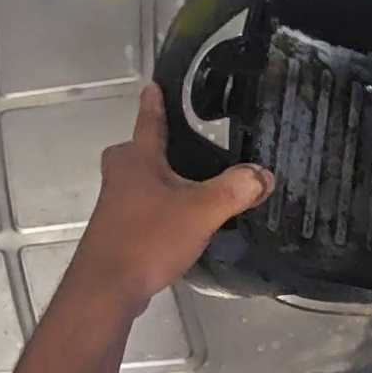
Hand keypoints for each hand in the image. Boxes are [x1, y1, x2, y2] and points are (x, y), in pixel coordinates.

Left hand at [64, 83, 271, 313]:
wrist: (107, 288)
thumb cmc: (149, 238)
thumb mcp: (203, 210)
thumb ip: (237, 189)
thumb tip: (264, 175)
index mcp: (137, 159)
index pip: (149, 120)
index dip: (155, 101)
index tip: (154, 84)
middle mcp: (120, 175)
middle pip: (141, 150)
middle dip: (161, 146)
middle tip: (191, 146)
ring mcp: (115, 204)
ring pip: (142, 181)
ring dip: (164, 180)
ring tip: (198, 185)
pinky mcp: (117, 231)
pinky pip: (144, 207)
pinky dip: (162, 207)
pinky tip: (183, 222)